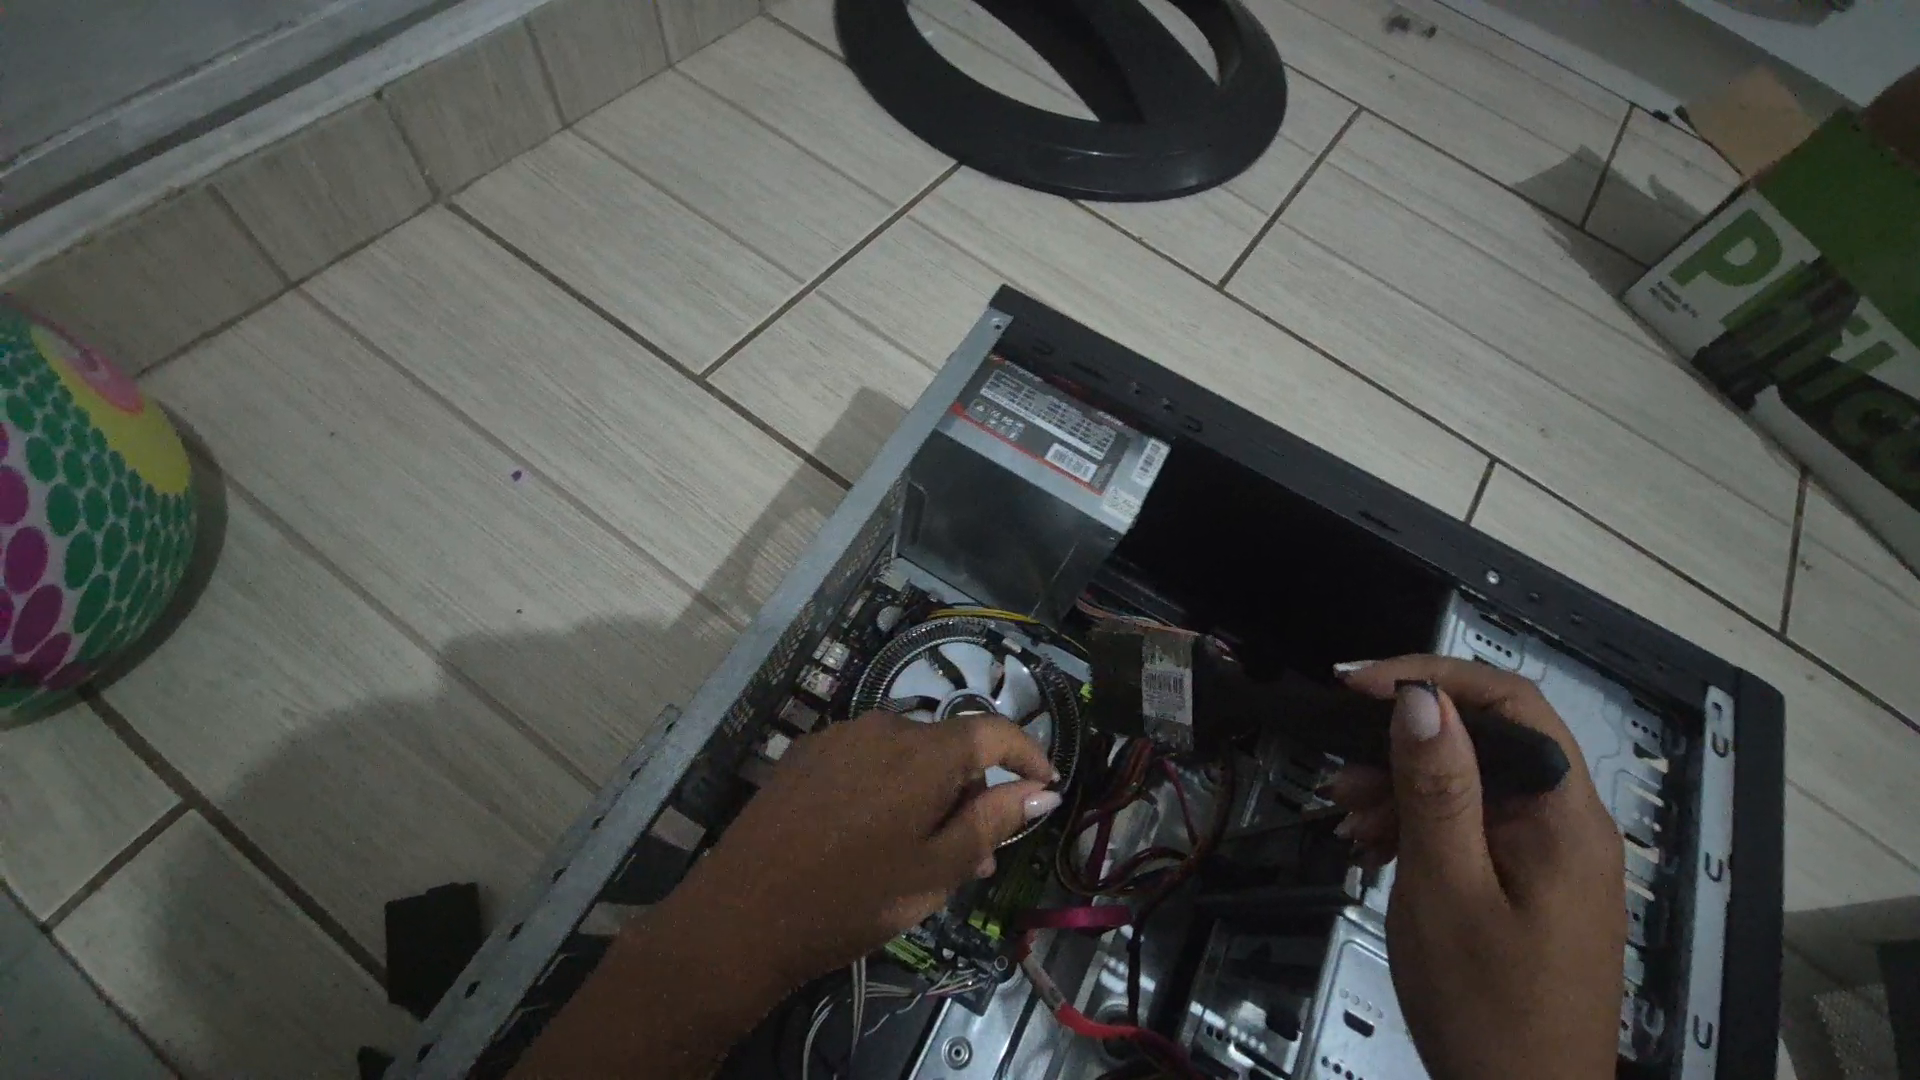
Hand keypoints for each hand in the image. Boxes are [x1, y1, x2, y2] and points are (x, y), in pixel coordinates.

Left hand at [512, 711, 1058, 1077]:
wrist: (741, 914)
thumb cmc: (852, 898)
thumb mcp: (936, 871)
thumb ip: (993, 821)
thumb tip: (1041, 790)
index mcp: (924, 753)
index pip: (993, 731)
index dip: (1027, 753)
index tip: (1045, 784)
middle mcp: (885, 726)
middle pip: (947, 745)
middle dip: (970, 788)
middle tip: (975, 849)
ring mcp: (840, 734)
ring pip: (906, 753)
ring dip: (927, 790)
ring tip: (922, 849)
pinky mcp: (807, 750)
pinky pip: (867, 757)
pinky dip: (887, 784)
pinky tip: (872, 830)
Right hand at [1323, 656, 1625, 1079]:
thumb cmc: (1483, 999)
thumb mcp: (1444, 884)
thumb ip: (1437, 786)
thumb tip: (1420, 697)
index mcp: (1562, 814)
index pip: (1509, 702)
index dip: (1430, 677)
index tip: (1355, 685)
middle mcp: (1565, 820)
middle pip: (1484, 738)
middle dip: (1402, 741)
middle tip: (1339, 770)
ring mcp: (1545, 850)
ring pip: (1467, 779)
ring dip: (1399, 783)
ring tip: (1347, 814)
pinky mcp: (1522, 875)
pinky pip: (1465, 821)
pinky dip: (1413, 820)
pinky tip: (1372, 844)